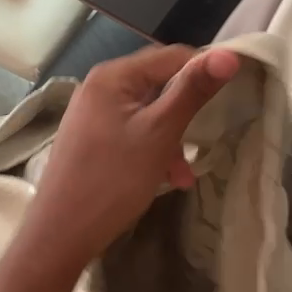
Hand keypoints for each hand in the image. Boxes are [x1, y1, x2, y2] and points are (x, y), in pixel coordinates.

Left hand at [24, 45, 239, 270]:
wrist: (60, 235)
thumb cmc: (113, 180)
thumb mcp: (160, 133)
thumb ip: (193, 91)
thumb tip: (229, 56)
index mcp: (114, 75)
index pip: (173, 56)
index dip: (204, 72)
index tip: (231, 98)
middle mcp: (100, 85)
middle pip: (160, 82)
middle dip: (186, 111)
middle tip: (205, 140)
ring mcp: (93, 112)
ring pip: (149, 111)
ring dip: (172, 137)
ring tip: (184, 173)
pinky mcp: (91, 137)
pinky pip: (133, 129)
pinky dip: (153, 148)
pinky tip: (167, 177)